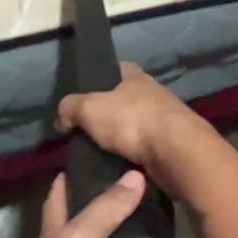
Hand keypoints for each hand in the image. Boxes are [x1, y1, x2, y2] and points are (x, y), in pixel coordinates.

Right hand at [56, 63, 206, 180]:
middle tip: (84, 132)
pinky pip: (144, 149)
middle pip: (124, 100)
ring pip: (135, 126)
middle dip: (107, 114)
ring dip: (120, 139)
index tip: (82, 97)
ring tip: (98, 154)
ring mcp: (165, 119)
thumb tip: (62, 119)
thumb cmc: (132, 120)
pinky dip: (132, 157)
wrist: (176, 152)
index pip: (115, 69)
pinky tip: (118, 167)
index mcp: (135, 76)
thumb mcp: (89, 108)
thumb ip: (70, 108)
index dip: (98, 79)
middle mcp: (152, 93)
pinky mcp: (171, 145)